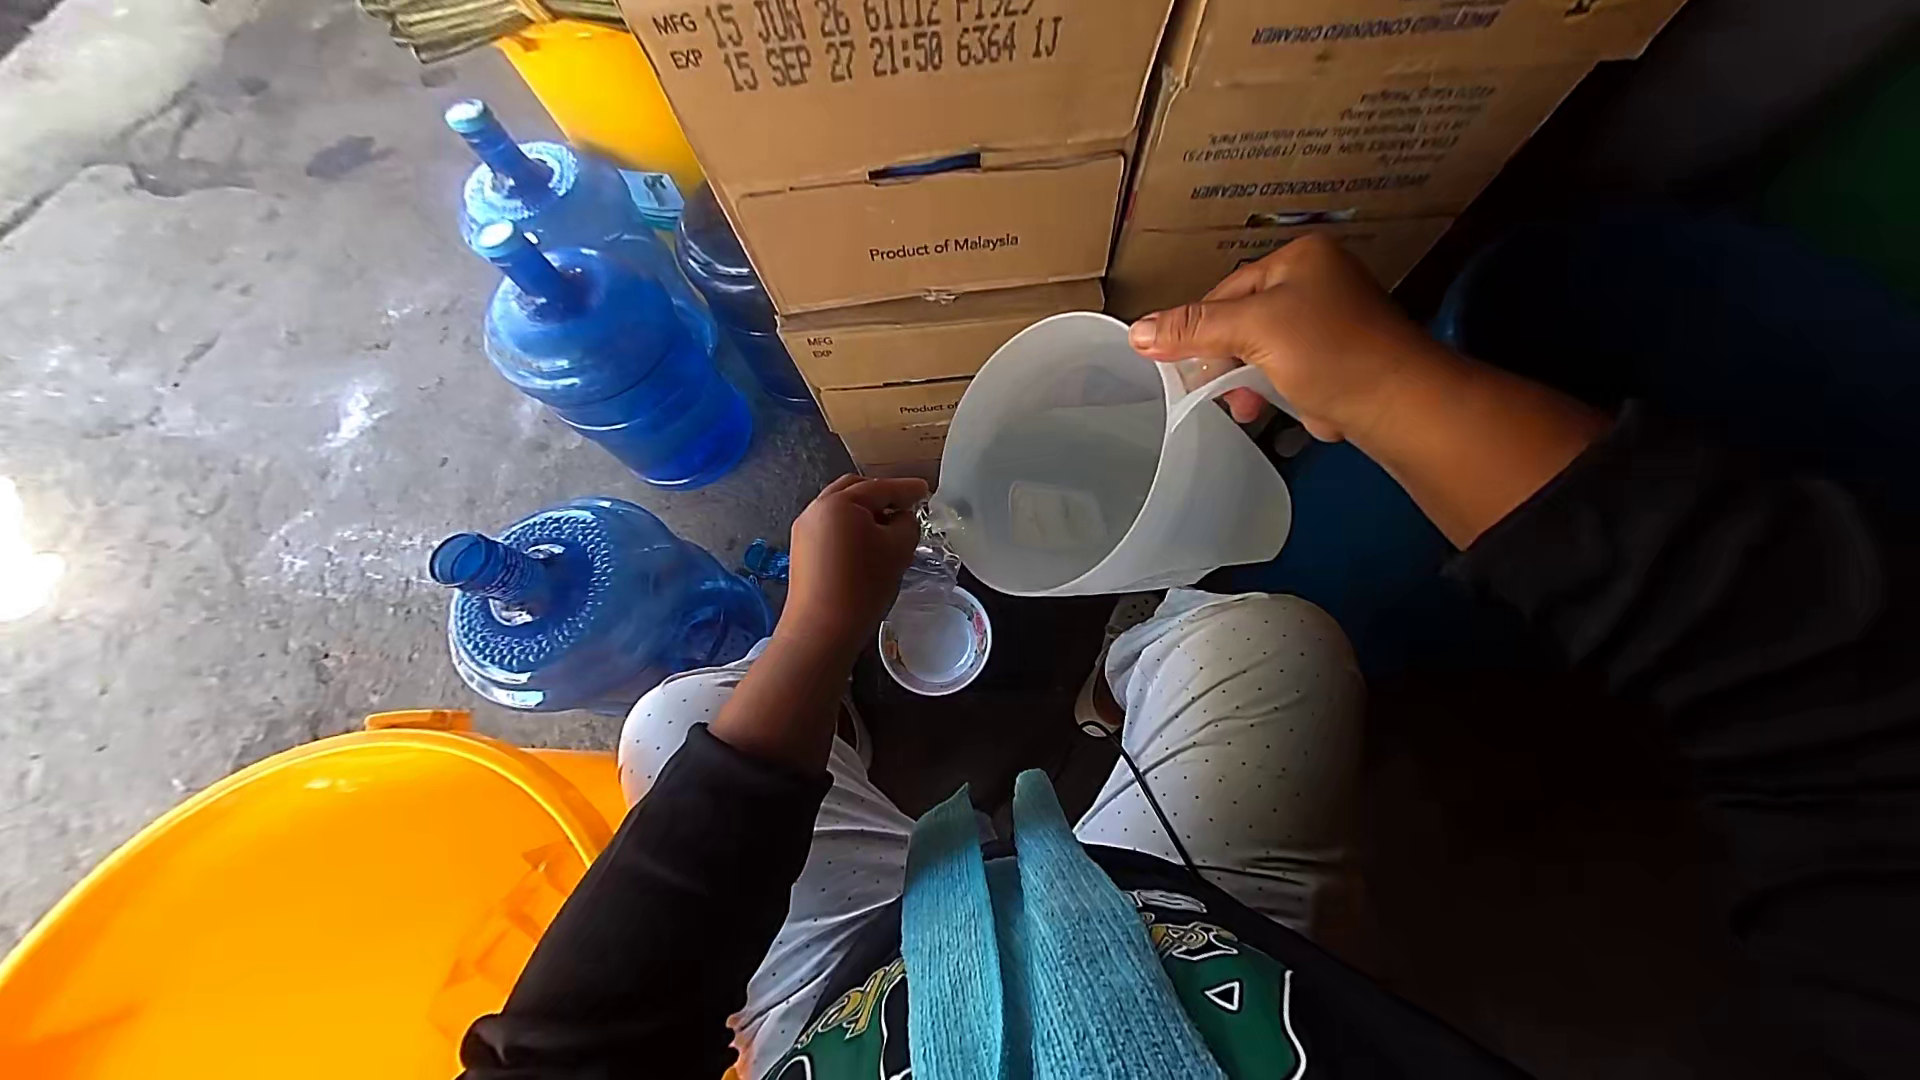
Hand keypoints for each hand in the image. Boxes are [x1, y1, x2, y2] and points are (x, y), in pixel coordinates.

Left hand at [781, 474, 929, 654]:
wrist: (821, 630)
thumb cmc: (863, 585)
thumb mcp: (899, 549)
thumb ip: (907, 523)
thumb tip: (901, 517)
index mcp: (840, 502)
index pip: (881, 487)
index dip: (907, 489)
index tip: (925, 490)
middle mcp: (816, 508)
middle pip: (855, 490)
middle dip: (882, 495)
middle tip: (905, 506)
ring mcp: (804, 529)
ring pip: (841, 509)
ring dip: (865, 512)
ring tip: (888, 527)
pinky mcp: (801, 550)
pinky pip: (831, 527)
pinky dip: (851, 528)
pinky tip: (866, 545)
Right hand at [1126, 232, 1451, 440]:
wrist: (1395, 404)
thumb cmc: (1332, 353)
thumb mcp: (1252, 330)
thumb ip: (1192, 328)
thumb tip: (1136, 332)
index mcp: (1297, 260)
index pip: (1220, 293)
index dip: (1195, 330)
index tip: (1180, 365)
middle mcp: (1311, 282)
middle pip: (1236, 322)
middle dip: (1222, 361)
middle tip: (1213, 388)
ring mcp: (1322, 322)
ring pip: (1254, 350)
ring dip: (1241, 380)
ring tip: (1243, 404)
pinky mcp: (1327, 357)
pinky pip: (1276, 369)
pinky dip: (1265, 389)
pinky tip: (1264, 406)